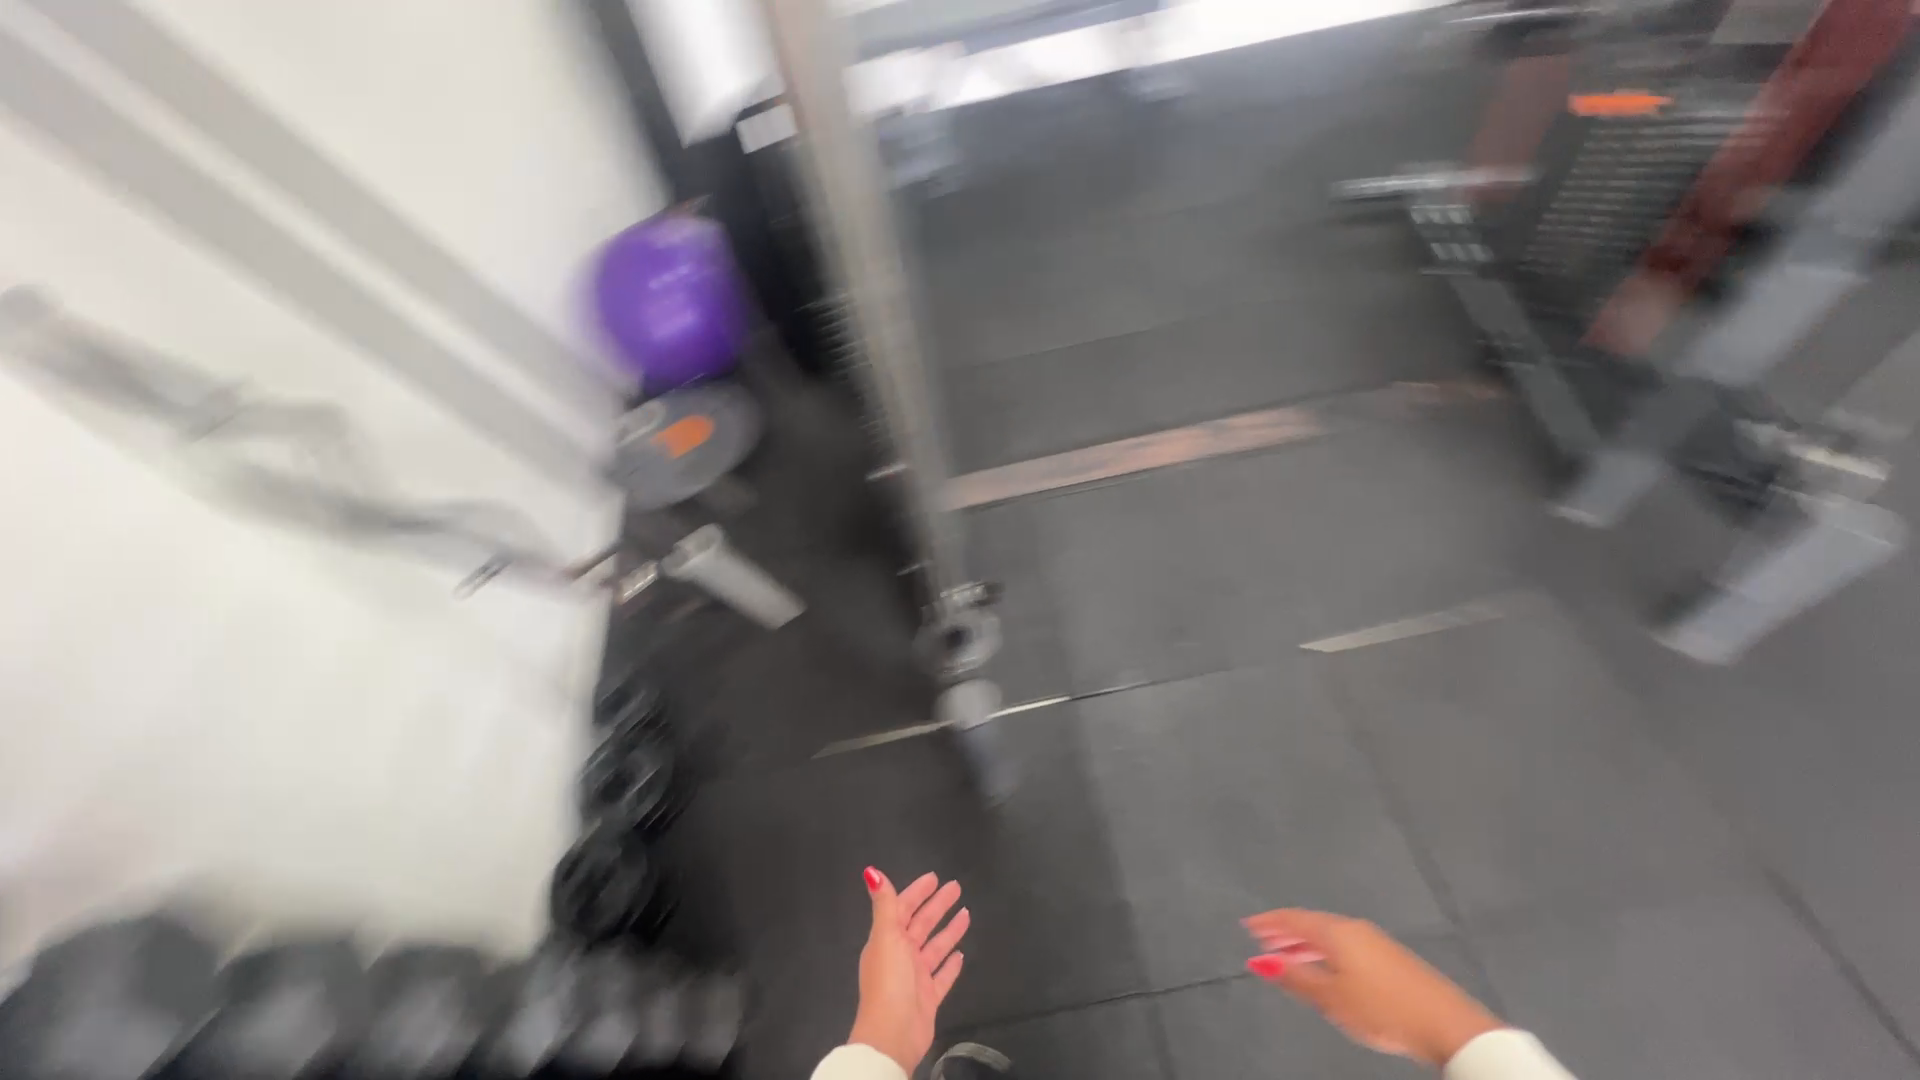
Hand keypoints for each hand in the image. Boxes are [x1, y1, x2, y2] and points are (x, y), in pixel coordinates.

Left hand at [848, 867, 969, 1073]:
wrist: (892, 1035)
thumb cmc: (888, 981)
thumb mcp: (885, 937)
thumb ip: (883, 904)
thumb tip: (870, 871)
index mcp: (888, 939)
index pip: (903, 908)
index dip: (917, 892)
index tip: (934, 877)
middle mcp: (900, 955)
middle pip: (922, 924)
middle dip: (938, 905)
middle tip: (956, 887)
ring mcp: (915, 977)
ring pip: (935, 948)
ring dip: (949, 931)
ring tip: (966, 914)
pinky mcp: (928, 998)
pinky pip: (942, 977)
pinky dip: (951, 966)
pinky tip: (962, 955)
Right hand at [1243, 909, 1501, 1065]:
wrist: (1447, 1024)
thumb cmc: (1383, 1008)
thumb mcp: (1330, 996)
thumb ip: (1294, 977)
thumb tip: (1261, 961)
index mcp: (1335, 932)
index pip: (1292, 919)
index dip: (1268, 922)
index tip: (1248, 926)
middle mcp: (1353, 928)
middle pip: (1311, 925)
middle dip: (1286, 933)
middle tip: (1264, 941)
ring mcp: (1375, 941)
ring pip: (1329, 936)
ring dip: (1306, 944)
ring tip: (1290, 957)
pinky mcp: (1391, 957)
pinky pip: (1346, 945)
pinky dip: (1327, 951)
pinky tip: (1327, 968)